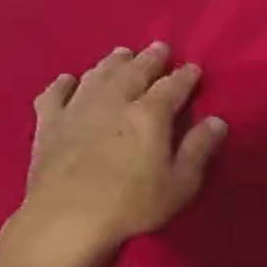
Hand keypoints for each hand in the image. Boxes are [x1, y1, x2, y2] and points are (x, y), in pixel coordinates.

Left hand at [11, 42, 225, 266]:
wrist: (68, 219)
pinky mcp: (49, 124)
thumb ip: (199, 149)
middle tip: (160, 47)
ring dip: (112, 62)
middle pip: (134, 71)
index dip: (185, 76)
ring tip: (122, 54)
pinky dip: (63, 84)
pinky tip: (68, 79)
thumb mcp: (180, 183)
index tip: (194, 67)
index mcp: (150, 115)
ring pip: (98, 75)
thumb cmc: (134, 204)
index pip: (172, 87)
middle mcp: (114, 102)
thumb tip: (217, 120)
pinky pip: (55, 95)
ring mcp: (78, 110)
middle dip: (150, 58)